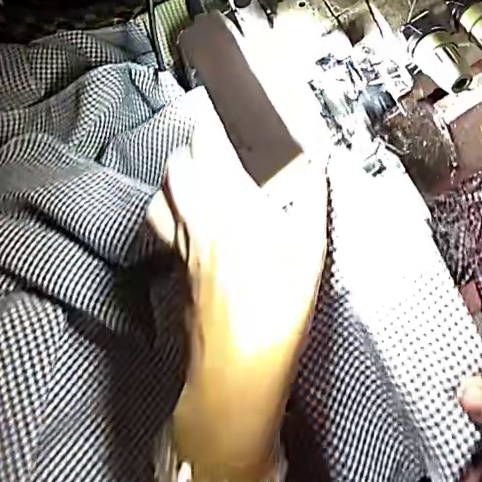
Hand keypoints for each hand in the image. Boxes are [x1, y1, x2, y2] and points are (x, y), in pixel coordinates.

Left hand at [146, 113, 328, 479]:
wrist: (239, 369)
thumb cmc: (276, 308)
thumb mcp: (310, 247)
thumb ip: (314, 199)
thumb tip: (322, 167)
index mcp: (231, 206)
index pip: (205, 150)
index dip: (207, 125)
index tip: (217, 112)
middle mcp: (199, 219)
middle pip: (177, 166)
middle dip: (191, 145)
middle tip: (212, 140)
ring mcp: (183, 245)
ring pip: (161, 194)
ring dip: (174, 175)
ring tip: (194, 171)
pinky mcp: (177, 269)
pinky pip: (159, 226)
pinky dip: (165, 209)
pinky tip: (184, 215)